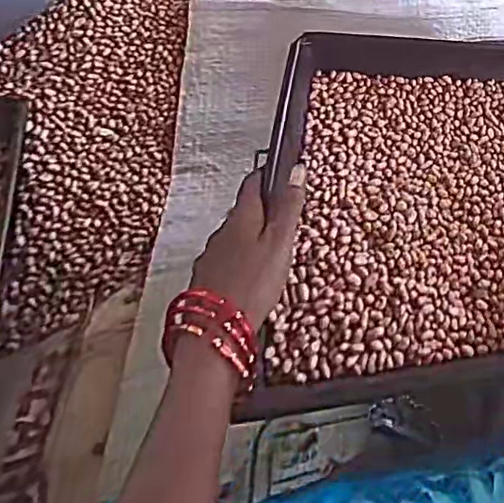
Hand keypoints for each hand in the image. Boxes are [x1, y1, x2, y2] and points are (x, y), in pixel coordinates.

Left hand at [189, 166, 306, 323]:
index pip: (252, 183)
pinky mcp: (207, 281)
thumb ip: (289, 206)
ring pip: (234, 236)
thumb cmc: (253, 284)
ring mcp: (211, 257)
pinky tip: (253, 273)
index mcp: (241, 217)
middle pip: (243, 211)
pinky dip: (242, 259)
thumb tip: (296, 170)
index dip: (267, 174)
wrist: (215, 332)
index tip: (280, 171)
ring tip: (272, 246)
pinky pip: (228, 260)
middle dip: (263, 208)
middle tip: (284, 212)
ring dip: (252, 235)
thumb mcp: (280, 242)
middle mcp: (221, 232)